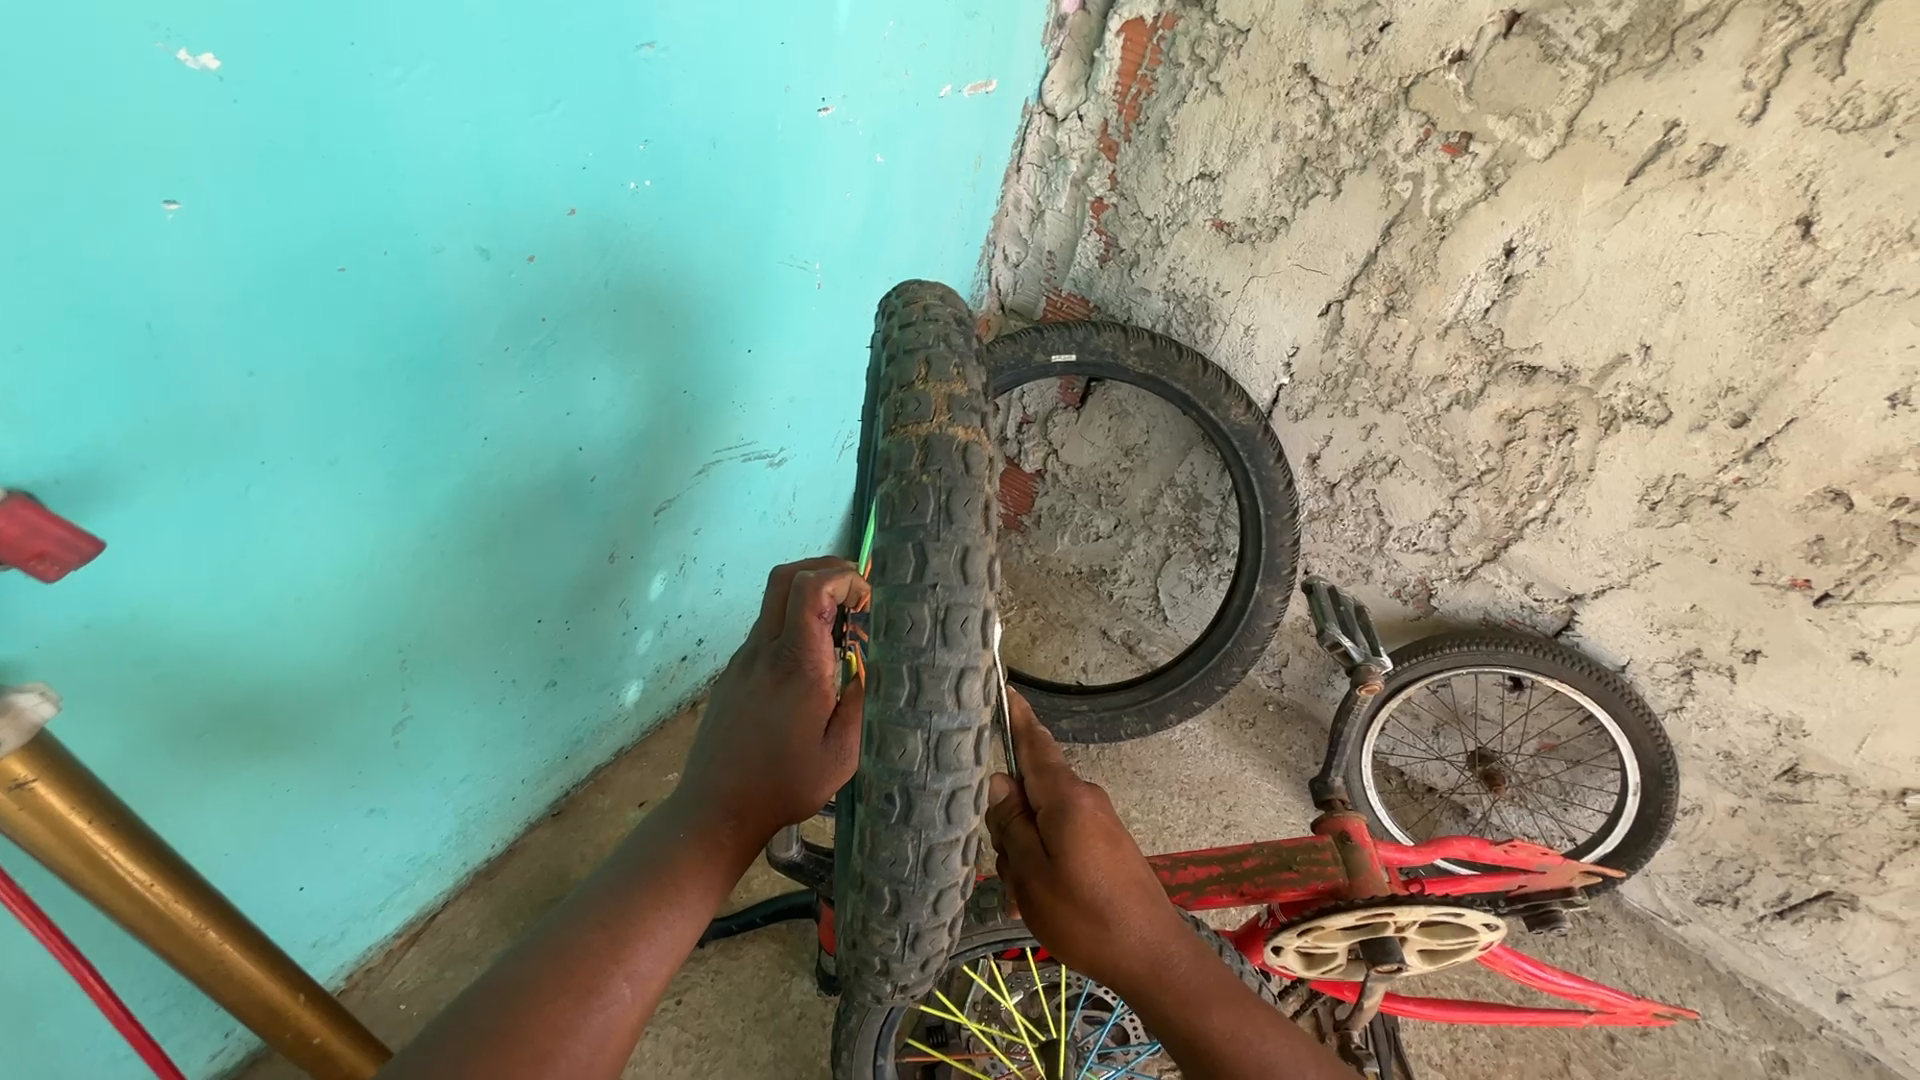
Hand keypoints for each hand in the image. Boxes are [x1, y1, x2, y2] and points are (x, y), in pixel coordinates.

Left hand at [676, 557, 867, 844]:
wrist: (715, 809)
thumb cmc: (784, 786)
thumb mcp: (842, 755)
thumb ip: (860, 703)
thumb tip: (870, 664)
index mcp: (797, 666)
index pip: (810, 587)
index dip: (843, 576)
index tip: (869, 599)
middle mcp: (765, 651)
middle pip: (785, 576)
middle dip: (826, 568)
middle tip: (858, 590)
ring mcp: (744, 659)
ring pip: (773, 600)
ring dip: (810, 594)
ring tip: (843, 624)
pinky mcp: (734, 673)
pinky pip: (767, 628)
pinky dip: (794, 621)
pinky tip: (815, 656)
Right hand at [984, 690, 1190, 994]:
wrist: (1151, 955)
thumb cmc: (1084, 915)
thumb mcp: (1031, 873)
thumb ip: (1011, 823)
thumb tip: (999, 782)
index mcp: (1065, 796)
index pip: (1035, 744)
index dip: (1017, 717)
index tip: (1004, 687)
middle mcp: (1085, 797)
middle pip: (1033, 786)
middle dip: (1010, 815)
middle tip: (1002, 863)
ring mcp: (1099, 820)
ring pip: (1045, 816)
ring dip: (1026, 845)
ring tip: (1024, 892)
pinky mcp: (1106, 843)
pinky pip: (1062, 834)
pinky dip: (1045, 857)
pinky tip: (1043, 895)